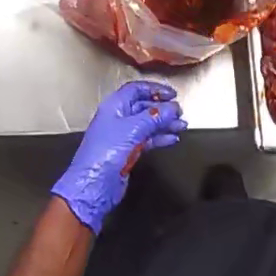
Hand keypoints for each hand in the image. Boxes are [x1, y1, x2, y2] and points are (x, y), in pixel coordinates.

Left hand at [52, 81, 186, 232]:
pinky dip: (160, 138)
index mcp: (114, 107)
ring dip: (165, 124)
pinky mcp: (128, 152)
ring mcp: (122, 136)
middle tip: (180, 112)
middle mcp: (117, 118)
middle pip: (143, 106)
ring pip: (147, 124)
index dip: (154, 89)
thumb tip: (173, 108)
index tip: (173, 94)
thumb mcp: (133, 129)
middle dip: (163, 108)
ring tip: (182, 126)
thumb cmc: (106, 153)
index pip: (136, 90)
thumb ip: (154, 117)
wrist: (93, 186)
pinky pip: (147, 140)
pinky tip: (172, 139)